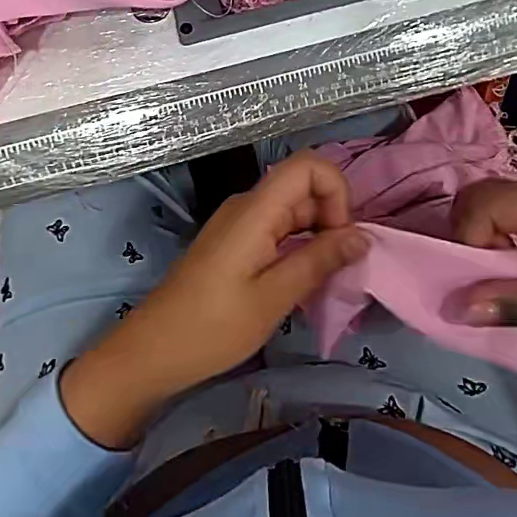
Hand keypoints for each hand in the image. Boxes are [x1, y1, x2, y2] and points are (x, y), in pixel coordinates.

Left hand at [61, 152, 369, 447]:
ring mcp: (240, 223)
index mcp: (255, 210)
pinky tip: (304, 283)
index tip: (341, 237)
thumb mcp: (273, 298)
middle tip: (339, 269)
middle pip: (304, 188)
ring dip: (318, 238)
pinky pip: (279, 230)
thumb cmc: (212, 327)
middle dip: (333, 220)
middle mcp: (248, 206)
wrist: (153, 351)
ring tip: (325, 281)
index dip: (336, 191)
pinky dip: (300, 248)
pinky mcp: (237, 242)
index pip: (308, 166)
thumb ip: (319, 261)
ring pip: (295, 211)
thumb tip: (363, 236)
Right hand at [453, 173, 516, 352]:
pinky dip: (496, 237)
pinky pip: (506, 211)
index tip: (479, 285)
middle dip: (471, 237)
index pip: (484, 205)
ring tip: (505, 277)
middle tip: (487, 280)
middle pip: (480, 196)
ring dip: (482, 239)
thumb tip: (457, 308)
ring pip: (489, 202)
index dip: (469, 243)